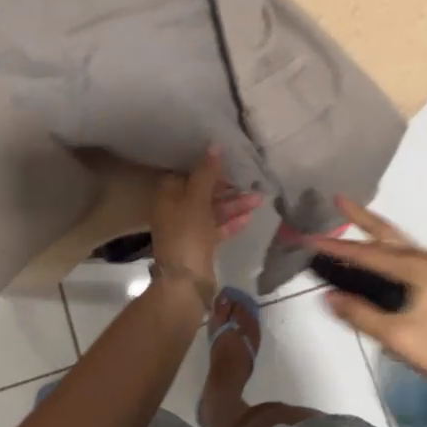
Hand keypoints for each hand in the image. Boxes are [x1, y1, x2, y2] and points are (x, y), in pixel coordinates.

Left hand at [149, 147, 259, 290]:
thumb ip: (206, 173)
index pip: (184, 172)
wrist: (186, 281)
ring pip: (212, 210)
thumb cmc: (187, 234)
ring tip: (259, 198)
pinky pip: (216, 228)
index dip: (203, 165)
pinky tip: (250, 217)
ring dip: (233, 204)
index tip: (224, 157)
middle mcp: (175, 210)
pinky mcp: (200, 245)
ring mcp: (187, 229)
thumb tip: (213, 145)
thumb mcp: (197, 199)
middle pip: (201, 191)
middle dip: (225, 186)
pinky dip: (231, 222)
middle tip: (247, 178)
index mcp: (167, 195)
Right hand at [308, 196, 426, 399]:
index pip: (365, 252)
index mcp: (414, 269)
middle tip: (338, 200)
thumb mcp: (396, 336)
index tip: (308, 238)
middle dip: (361, 217)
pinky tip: (381, 260)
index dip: (334, 246)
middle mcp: (426, 262)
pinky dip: (387, 248)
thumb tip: (327, 297)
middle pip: (386, 234)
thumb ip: (360, 314)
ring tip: (355, 223)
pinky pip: (406, 255)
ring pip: (398, 244)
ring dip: (375, 232)